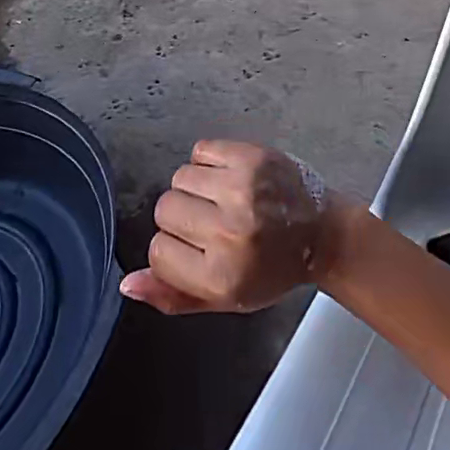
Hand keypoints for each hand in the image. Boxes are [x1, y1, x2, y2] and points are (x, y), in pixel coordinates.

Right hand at [119, 140, 341, 314]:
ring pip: (181, 178)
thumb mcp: (224, 298)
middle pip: (165, 209)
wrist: (321, 234)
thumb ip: (172, 296)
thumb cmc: (273, 269)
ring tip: (224, 200)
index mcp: (221, 274)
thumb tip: (128, 283)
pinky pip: (202, 150)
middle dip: (183, 216)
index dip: (173, 249)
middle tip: (213, 222)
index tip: (199, 249)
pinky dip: (209, 161)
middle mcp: (230, 231)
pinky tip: (230, 178)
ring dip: (196, 188)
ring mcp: (243, 190)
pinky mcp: (254, 158)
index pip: (157, 251)